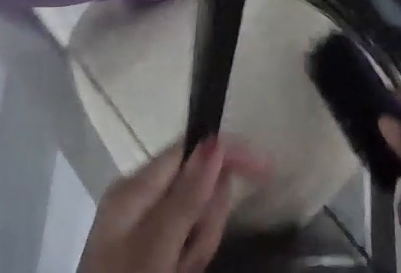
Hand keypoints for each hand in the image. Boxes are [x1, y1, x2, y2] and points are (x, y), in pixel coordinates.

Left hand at [77, 137, 270, 272]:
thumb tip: (215, 142)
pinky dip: (192, 256)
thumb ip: (186, 197)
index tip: (267, 168)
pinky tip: (183, 271)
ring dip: (201, 243)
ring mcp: (144, 226)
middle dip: (208, 218)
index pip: (190, 149)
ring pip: (197, 216)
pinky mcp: (152, 250)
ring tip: (184, 269)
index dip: (229, 152)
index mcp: (133, 188)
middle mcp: (138, 199)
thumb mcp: (157, 248)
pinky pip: (188, 241)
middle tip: (192, 257)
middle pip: (197, 185)